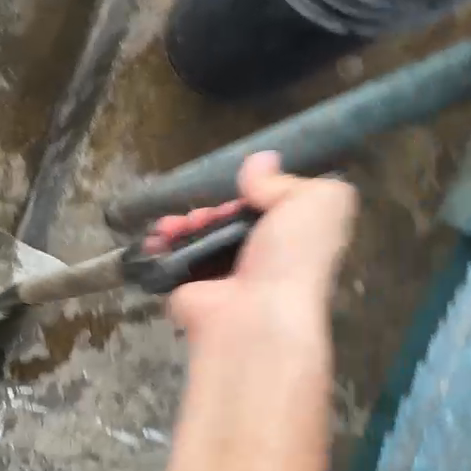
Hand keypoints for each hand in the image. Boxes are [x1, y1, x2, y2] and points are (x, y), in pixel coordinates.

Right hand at [146, 151, 356, 342]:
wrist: (252, 310)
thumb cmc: (291, 253)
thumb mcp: (314, 200)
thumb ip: (285, 180)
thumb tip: (259, 160)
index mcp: (294, 233)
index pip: (268, 205)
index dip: (252, 192)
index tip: (242, 193)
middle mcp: (259, 253)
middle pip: (226, 218)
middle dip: (210, 208)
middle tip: (204, 216)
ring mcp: (219, 272)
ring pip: (194, 236)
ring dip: (179, 224)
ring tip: (171, 227)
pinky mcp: (185, 286)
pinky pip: (169, 259)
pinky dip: (158, 246)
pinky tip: (156, 240)